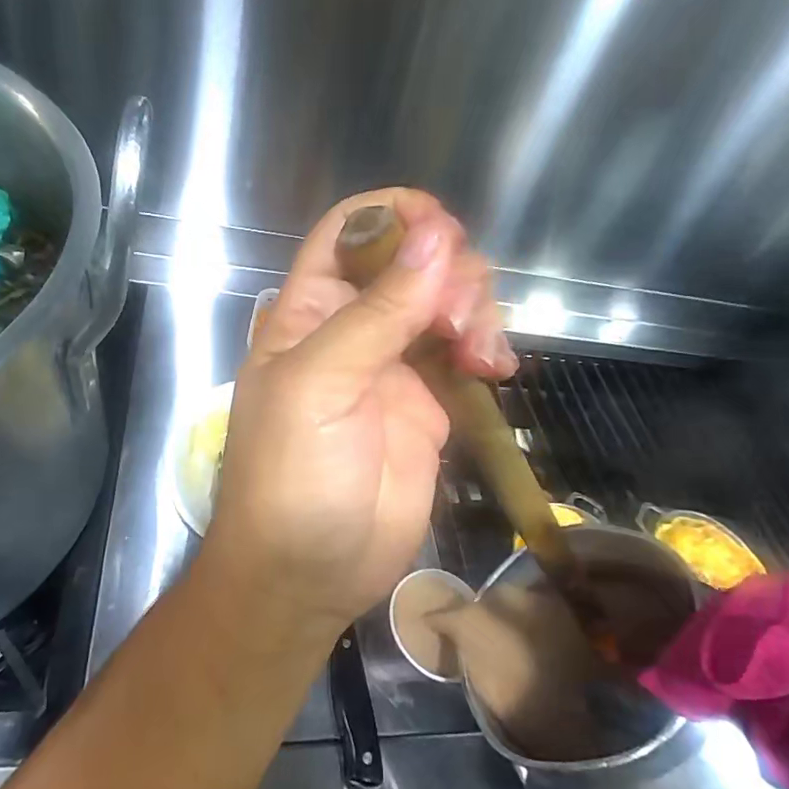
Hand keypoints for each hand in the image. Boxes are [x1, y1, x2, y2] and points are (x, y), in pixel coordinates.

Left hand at [199, 188, 514, 631]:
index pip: (352, 231)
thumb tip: (437, 236)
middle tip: (461, 321)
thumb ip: (379, 313)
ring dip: (476, 312)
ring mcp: (397, 367)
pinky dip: (489, 349)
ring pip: (449, 305)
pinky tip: (497, 370)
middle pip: (415, 262)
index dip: (396, 216)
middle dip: (450, 274)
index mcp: (310, 311)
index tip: (442, 234)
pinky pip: (467, 356)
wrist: (310, 572)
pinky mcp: (431, 406)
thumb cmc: (292, 477)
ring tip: (482, 357)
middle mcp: (355, 328)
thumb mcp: (321, 385)